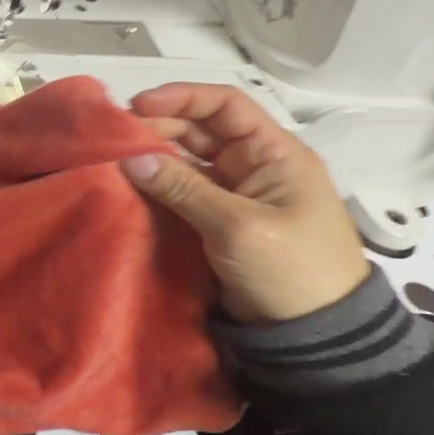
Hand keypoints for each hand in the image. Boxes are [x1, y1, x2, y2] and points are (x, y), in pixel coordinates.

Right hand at [121, 83, 370, 323]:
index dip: (181, 98)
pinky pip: (183, 188)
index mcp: (275, 154)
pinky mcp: (220, 218)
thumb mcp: (237, 227)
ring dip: (153, 156)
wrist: (318, 336)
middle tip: (115, 139)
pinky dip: (157, 183)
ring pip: (187, 158)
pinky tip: (129, 185)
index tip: (137, 107)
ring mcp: (237, 192)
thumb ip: (183, 188)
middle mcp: (255, 165)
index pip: (225, 105)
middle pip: (200, 129)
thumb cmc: (291, 271)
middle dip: (157, 127)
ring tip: (115, 161)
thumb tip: (129, 158)